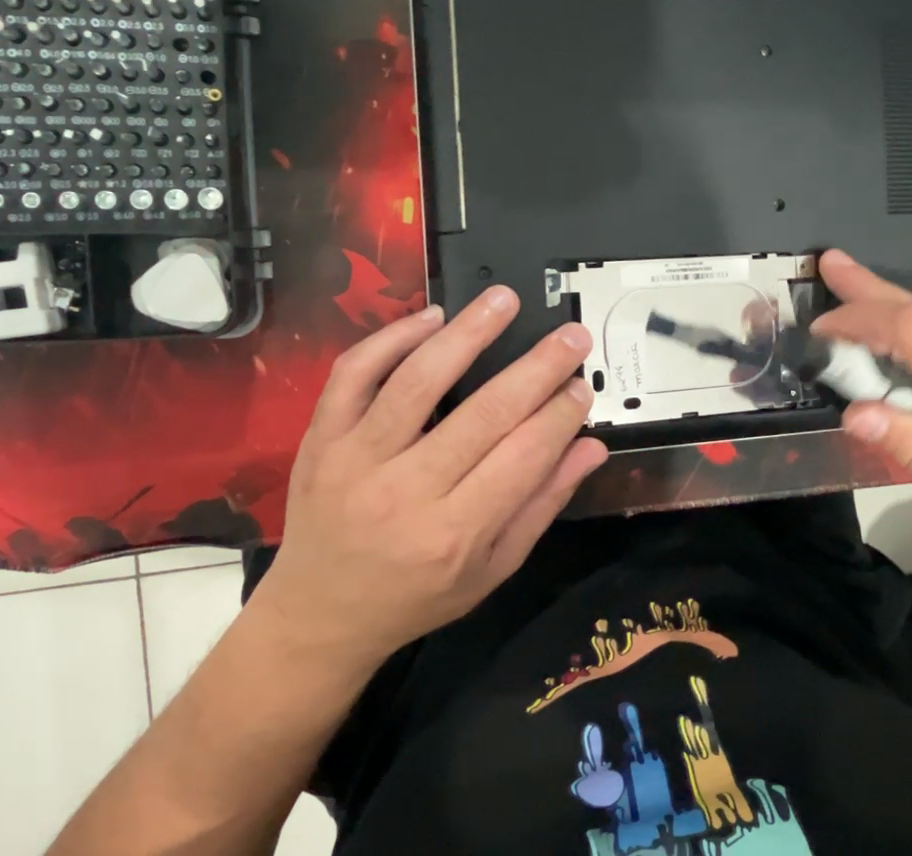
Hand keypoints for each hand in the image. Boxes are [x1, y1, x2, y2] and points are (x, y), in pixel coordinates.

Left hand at [254, 287, 608, 665]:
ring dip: (468, 333)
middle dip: (537, 368)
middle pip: (484, 413)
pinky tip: (431, 318)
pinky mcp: (321, 437)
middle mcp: (405, 492)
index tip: (584, 386)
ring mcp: (356, 459)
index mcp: (454, 533)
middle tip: (571, 336)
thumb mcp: (491, 570)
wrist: (321, 612)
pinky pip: (354, 374)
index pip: (523, 457)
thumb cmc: (415, 597)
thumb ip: (541, 507)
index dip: (561, 416)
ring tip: (503, 299)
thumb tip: (590, 448)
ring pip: (417, 380)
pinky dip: (391, 339)